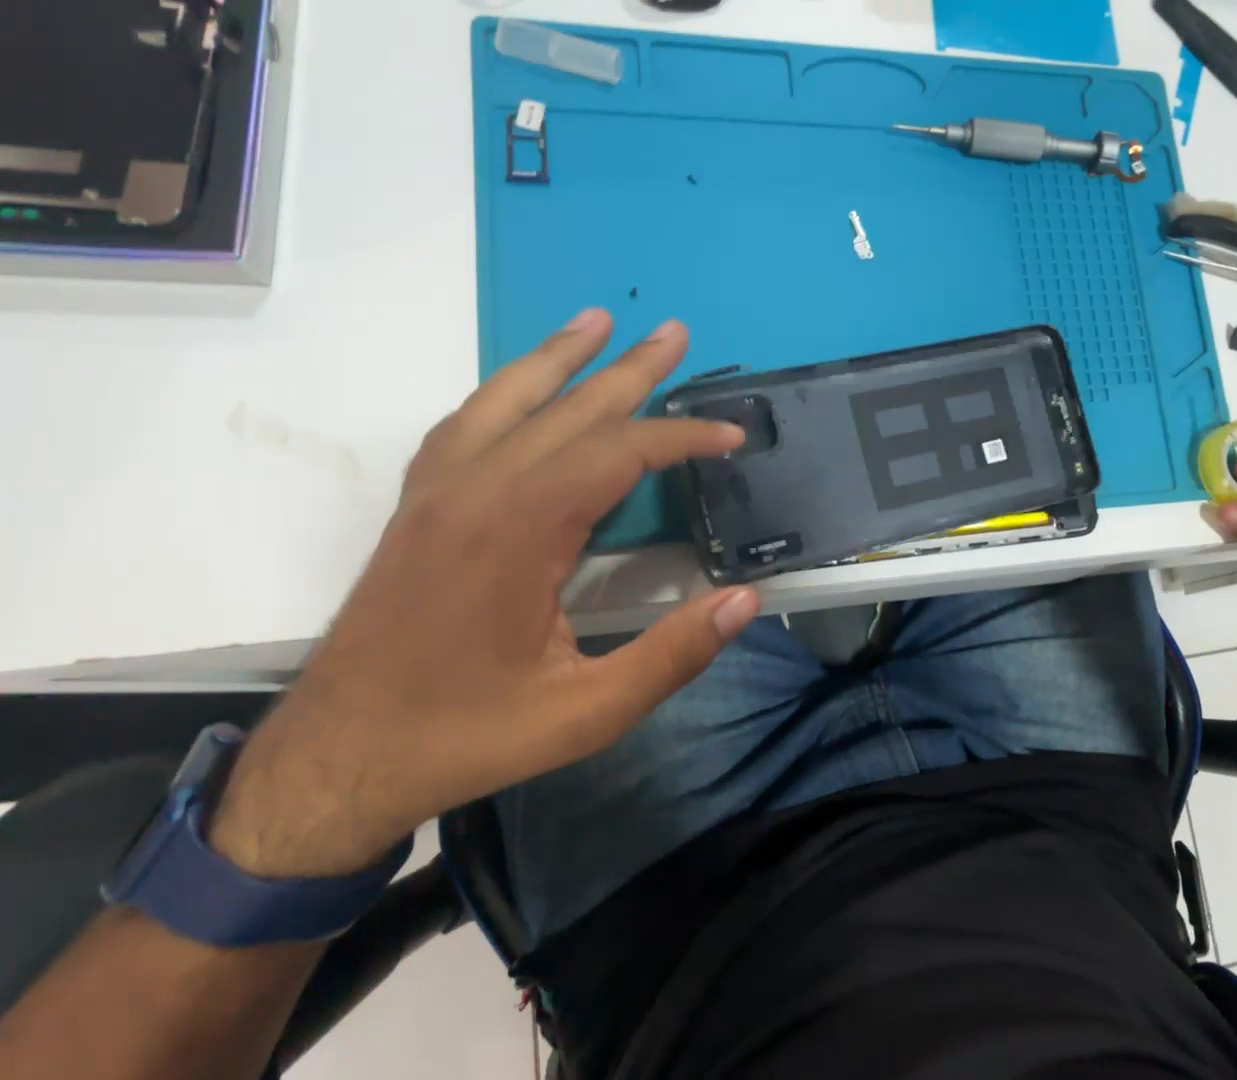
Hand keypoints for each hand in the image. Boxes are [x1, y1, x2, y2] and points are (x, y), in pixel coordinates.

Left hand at [210, 310, 761, 877]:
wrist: (342, 756)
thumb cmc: (471, 733)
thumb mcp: (588, 711)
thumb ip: (671, 655)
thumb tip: (745, 602)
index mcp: (520, 531)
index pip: (617, 453)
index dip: (681, 437)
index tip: (732, 434)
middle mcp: (475, 492)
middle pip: (566, 410)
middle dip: (628, 371)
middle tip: (673, 331)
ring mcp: (437, 495)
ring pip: (505, 402)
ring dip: (556, 359)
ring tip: (595, 321)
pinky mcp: (417, 509)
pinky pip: (463, 428)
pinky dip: (504, 396)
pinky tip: (521, 392)